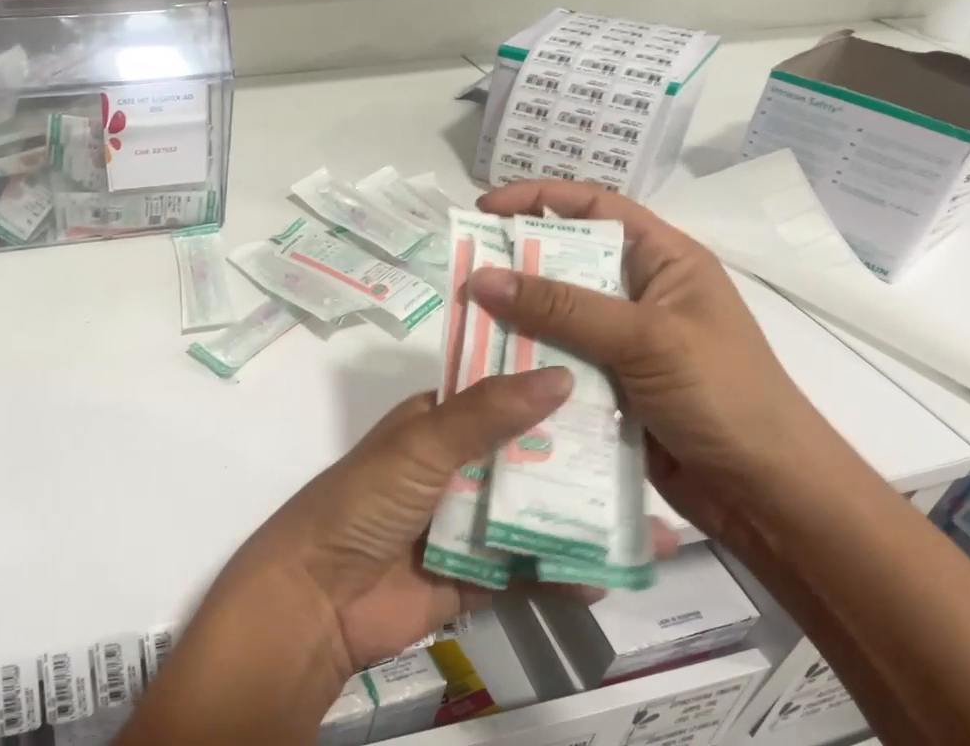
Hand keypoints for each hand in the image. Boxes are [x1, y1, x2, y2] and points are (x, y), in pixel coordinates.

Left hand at [217, 371, 678, 673]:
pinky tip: (610, 575)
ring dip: (582, 517)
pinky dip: (563, 572)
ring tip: (646, 520)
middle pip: (525, 457)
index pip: (500, 397)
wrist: (319, 596)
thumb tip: (559, 374)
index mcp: (434, 426)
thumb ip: (487, 413)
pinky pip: (526, 570)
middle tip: (650, 452)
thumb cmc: (366, 502)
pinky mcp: (473, 577)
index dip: (548, 389)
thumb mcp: (422, 445)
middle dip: (579, 457)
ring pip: (532, 514)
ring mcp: (463, 525)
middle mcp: (452, 470)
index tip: (616, 381)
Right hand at [469, 180, 838, 552]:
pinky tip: (489, 372)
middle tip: (460, 274)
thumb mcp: (645, 339)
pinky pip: (556, 364)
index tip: (482, 210)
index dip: (538, 199)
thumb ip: (561, 307)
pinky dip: (525, 365)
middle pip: (565, 264)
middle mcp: (641, 296)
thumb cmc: (725, 397)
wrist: (770, 496)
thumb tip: (480, 277)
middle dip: (513, 265)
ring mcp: (625, 345)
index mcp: (666, 262)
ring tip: (463, 325)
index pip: (594, 209)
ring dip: (512, 321)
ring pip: (554, 319)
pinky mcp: (611, 389)